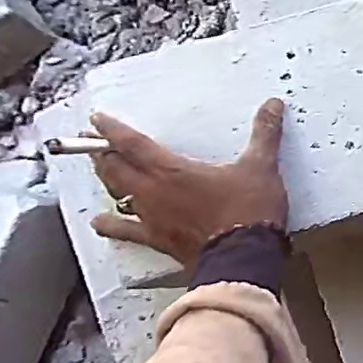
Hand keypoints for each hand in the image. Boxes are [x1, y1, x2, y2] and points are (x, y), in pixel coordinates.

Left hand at [87, 98, 288, 267]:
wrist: (244, 257)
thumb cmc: (249, 210)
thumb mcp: (261, 166)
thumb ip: (265, 134)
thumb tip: (273, 105)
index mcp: (173, 170)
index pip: (133, 144)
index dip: (113, 130)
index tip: (97, 119)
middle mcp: (154, 192)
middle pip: (116, 168)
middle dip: (101, 152)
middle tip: (88, 142)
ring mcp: (153, 218)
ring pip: (117, 194)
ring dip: (106, 179)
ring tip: (98, 169)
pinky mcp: (159, 239)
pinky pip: (127, 231)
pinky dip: (112, 225)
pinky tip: (101, 222)